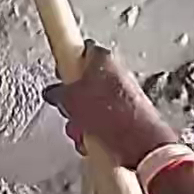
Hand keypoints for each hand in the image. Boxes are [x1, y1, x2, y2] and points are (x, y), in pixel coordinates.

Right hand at [42, 41, 174, 168]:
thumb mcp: (70, 99)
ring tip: (80, 131)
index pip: (82, 49)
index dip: (68, 60)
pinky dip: (95, 130)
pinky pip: (104, 120)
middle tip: (68, 108)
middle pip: (85, 81)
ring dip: (82, 119)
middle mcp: (117, 74)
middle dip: (73, 99)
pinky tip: (92, 141)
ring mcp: (124, 96)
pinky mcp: (129, 116)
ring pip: (93, 104)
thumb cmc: (110, 114)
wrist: (142, 144)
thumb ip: (57, 92)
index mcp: (103, 60)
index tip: (61, 70)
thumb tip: (52, 92)